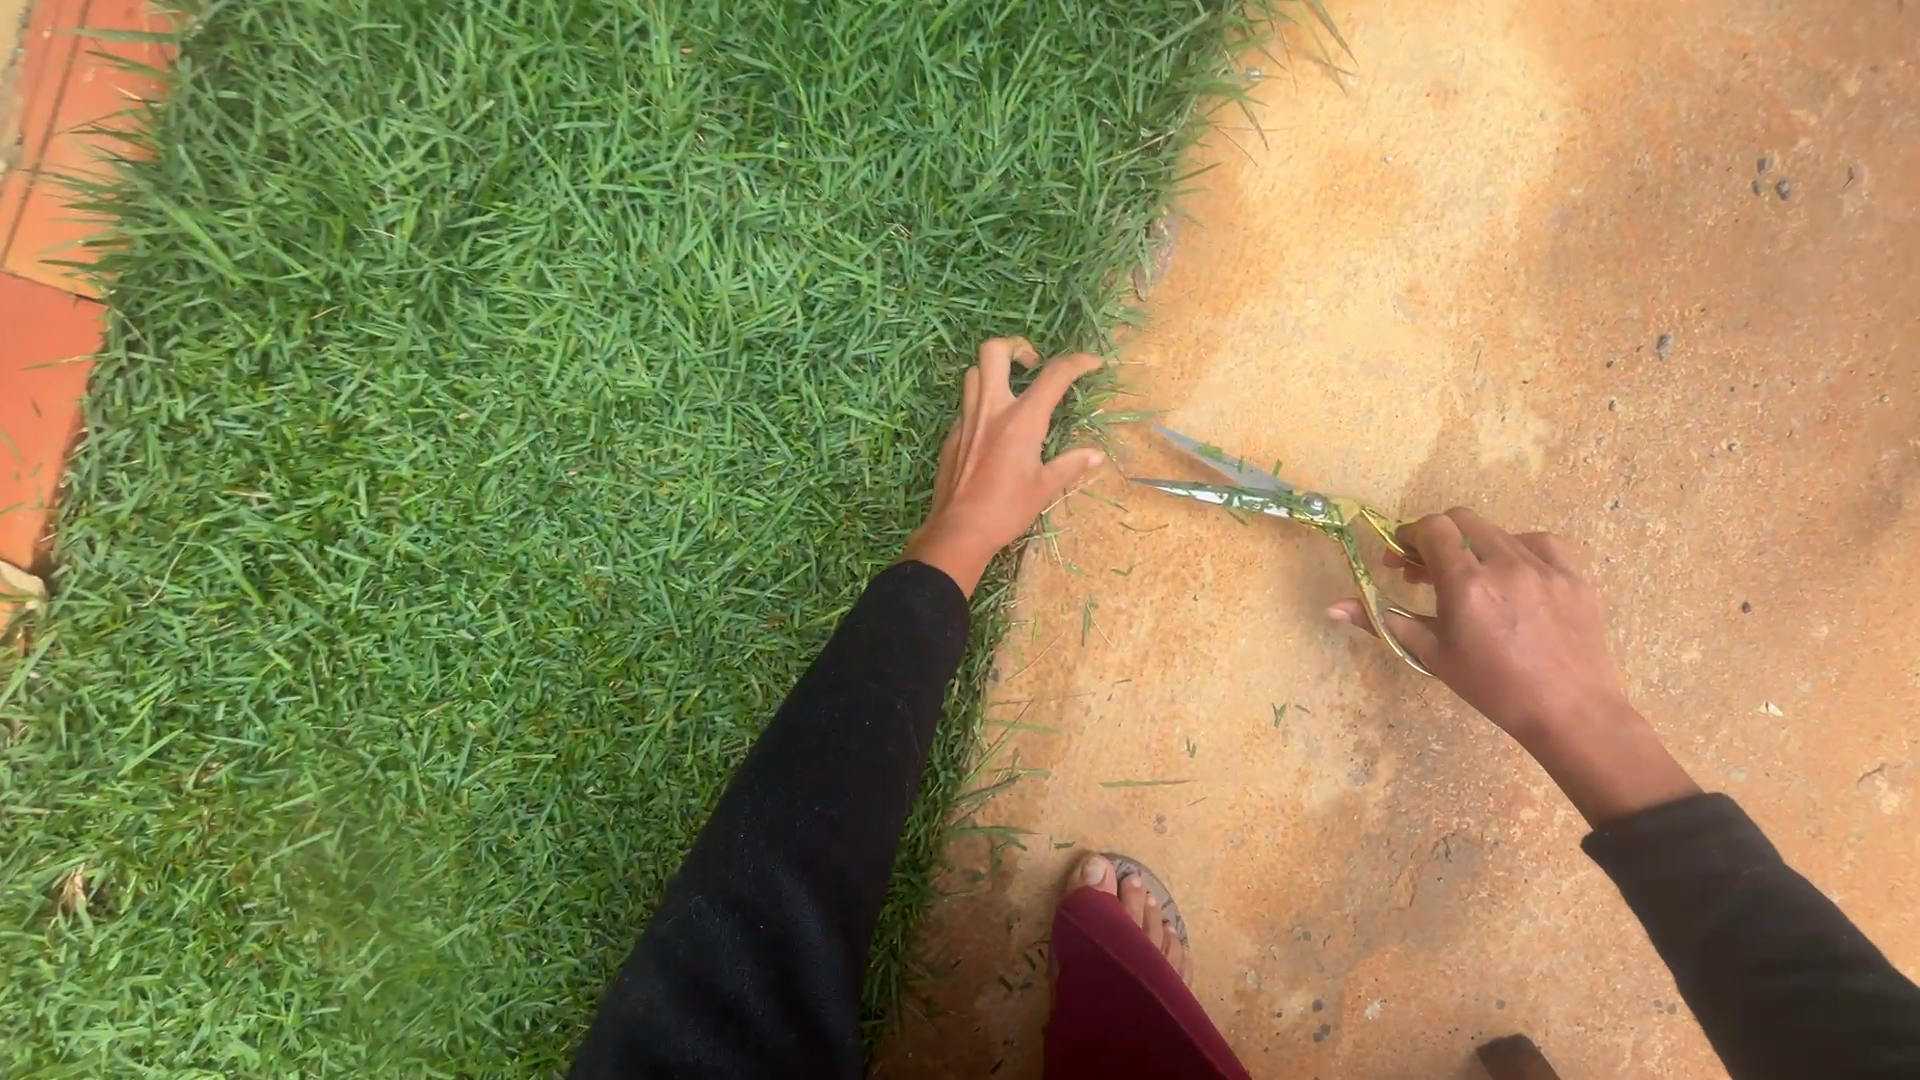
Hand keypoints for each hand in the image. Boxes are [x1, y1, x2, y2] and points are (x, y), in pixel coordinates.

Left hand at [901, 337, 1104, 597]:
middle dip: (1017, 347)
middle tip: (1032, 365)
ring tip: (1011, 390)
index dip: (1078, 362)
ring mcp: (967, 420)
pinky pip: (965, 405)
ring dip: (994, 372)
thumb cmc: (1006, 510)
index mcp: (1021, 420)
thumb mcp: (1045, 488)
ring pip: (974, 373)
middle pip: (994, 351)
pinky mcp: (952, 436)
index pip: (1054, 375)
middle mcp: (991, 410)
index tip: (1092, 363)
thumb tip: (1094, 455)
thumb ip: (1070, 465)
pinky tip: (993, 427)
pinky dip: (981, 403)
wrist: (959, 530)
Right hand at [1330, 508, 1699, 825]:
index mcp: (1465, 583)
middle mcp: (1504, 565)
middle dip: (1437, 536)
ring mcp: (1544, 567)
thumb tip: (1333, 608)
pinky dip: (1516, 549)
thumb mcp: (1430, 654)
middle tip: (1426, 567)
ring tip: (1468, 576)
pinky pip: (1540, 543)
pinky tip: (1511, 572)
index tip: (1402, 558)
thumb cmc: (1491, 686)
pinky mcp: (1574, 576)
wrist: (1570, 711)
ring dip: (1472, 545)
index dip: (1410, 535)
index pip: (1433, 528)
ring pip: (1497, 531)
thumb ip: (1382, 621)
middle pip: (1462, 520)